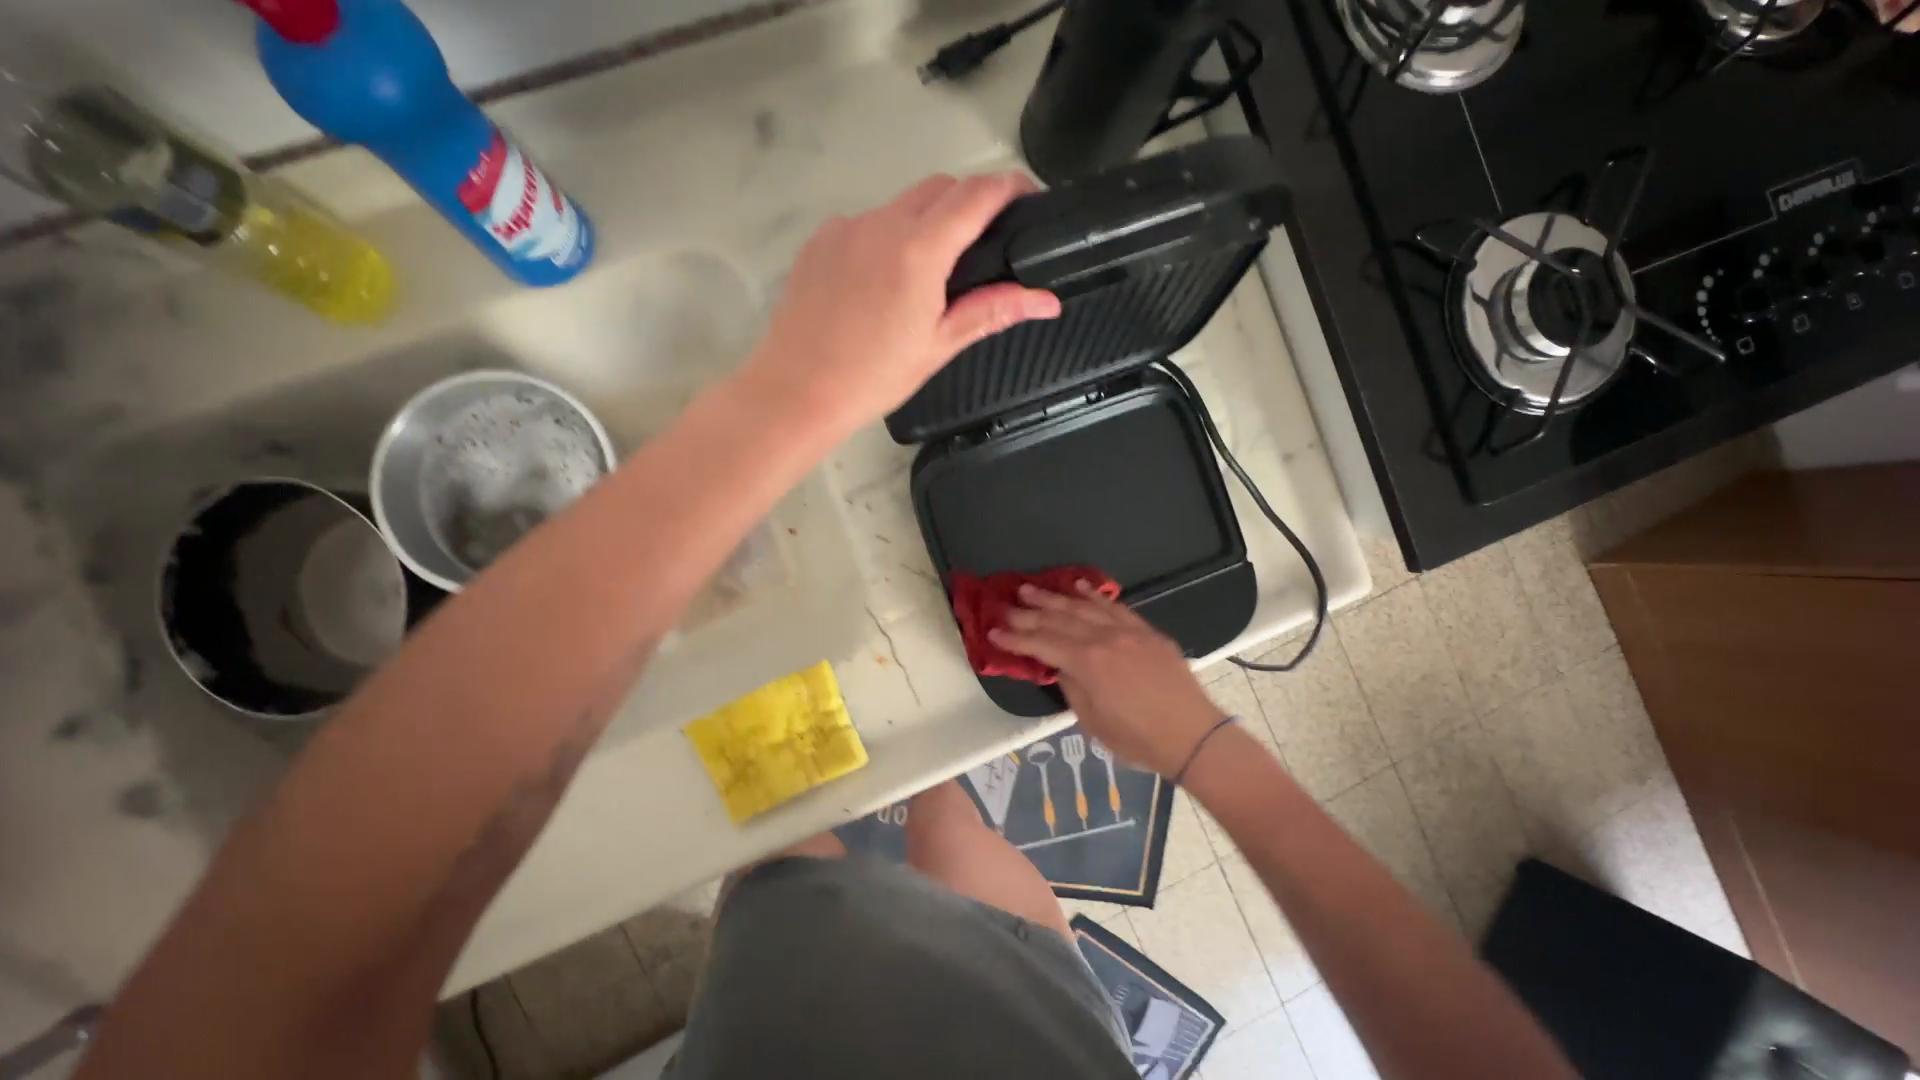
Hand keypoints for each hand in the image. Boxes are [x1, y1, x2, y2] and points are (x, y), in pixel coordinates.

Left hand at [743, 171, 1061, 430]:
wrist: (796, 390)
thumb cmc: (873, 376)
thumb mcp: (939, 344)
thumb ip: (993, 310)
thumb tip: (1046, 300)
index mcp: (919, 250)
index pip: (977, 193)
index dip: (1010, 187)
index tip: (1028, 197)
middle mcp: (881, 224)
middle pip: (940, 187)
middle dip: (969, 201)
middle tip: (984, 242)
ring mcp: (845, 228)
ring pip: (900, 204)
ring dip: (926, 221)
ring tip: (929, 272)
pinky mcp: (819, 240)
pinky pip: (865, 223)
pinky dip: (886, 237)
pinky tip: (882, 281)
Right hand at [990, 581, 1226, 776]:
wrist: (1192, 735)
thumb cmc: (1137, 739)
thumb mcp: (1092, 720)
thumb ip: (1071, 686)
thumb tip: (1059, 666)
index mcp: (1087, 663)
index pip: (1042, 644)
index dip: (1015, 639)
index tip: (993, 632)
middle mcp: (1104, 638)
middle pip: (1059, 620)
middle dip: (1028, 613)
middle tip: (1004, 606)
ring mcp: (1128, 631)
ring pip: (1084, 607)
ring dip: (1055, 598)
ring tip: (1031, 589)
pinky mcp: (1147, 632)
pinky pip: (1115, 606)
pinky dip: (1094, 596)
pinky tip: (1079, 588)